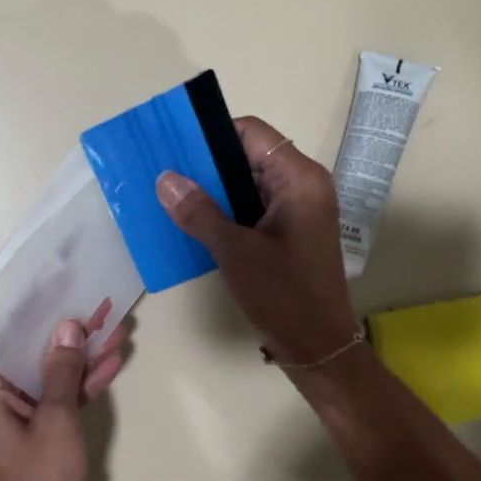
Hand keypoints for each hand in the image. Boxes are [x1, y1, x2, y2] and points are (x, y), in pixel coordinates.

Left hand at [0, 302, 127, 480]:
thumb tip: (67, 326)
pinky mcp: (35, 429)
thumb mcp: (56, 420)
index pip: (6, 335)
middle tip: (103, 304)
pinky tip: (112, 361)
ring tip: (118, 327)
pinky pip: (56, 397)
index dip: (36, 308)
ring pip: (49, 373)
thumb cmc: (42, 478)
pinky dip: (80, 383)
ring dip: (82, 356)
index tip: (62, 282)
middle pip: (31, 352)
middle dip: (69, 331)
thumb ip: (61, 370)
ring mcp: (15, 414)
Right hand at [156, 116, 358, 362]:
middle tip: (162, 173)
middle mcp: (302, 187)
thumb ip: (199, 212)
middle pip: (248, 157)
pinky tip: (192, 224)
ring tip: (169, 197)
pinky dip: (223, 213)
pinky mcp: (288, 235)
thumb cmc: (283, 295)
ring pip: (246, 185)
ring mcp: (296, 212)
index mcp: (299, 179)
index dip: (211, 135)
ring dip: (211, 191)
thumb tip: (165, 178)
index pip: (252, 133)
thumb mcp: (236, 252)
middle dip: (205, 164)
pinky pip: (251, 210)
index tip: (172, 145)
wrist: (317, 346)